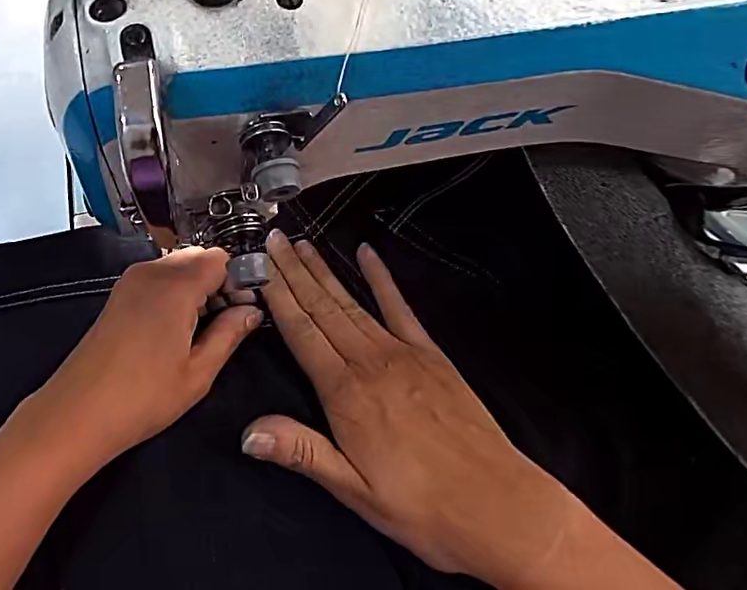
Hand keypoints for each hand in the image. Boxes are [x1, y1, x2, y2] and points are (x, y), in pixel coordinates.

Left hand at [11, 246, 261, 470]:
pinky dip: (175, 292)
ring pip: (180, 265)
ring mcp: (132, 280)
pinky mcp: (120, 293)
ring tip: (197, 331)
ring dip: (197, 288)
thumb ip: (230, 334)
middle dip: (219, 283)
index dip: (238, 281)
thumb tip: (250, 313)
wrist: (74, 416)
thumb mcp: (198, 373)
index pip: (222, 258)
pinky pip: (160, 276)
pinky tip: (173, 330)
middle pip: (201, 258)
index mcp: (176, 285)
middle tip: (223, 323)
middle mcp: (153, 272)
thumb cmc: (138, 399)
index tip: (242, 310)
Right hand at [243, 232, 676, 589]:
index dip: (278, 297)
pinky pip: (399, 306)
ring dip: (325, 271)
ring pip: (352, 302)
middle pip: (323, 307)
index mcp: (347, 394)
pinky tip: (368, 254)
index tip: (261, 267)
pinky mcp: (429, 352)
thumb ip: (302, 452)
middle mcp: (371, 362)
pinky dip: (381, 277)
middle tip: (276, 239)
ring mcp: (402, 352)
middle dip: (294, 271)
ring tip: (304, 244)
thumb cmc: (423, 506)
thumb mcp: (354, 491)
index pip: (302, 333)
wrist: (496, 503)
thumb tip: (251, 433)